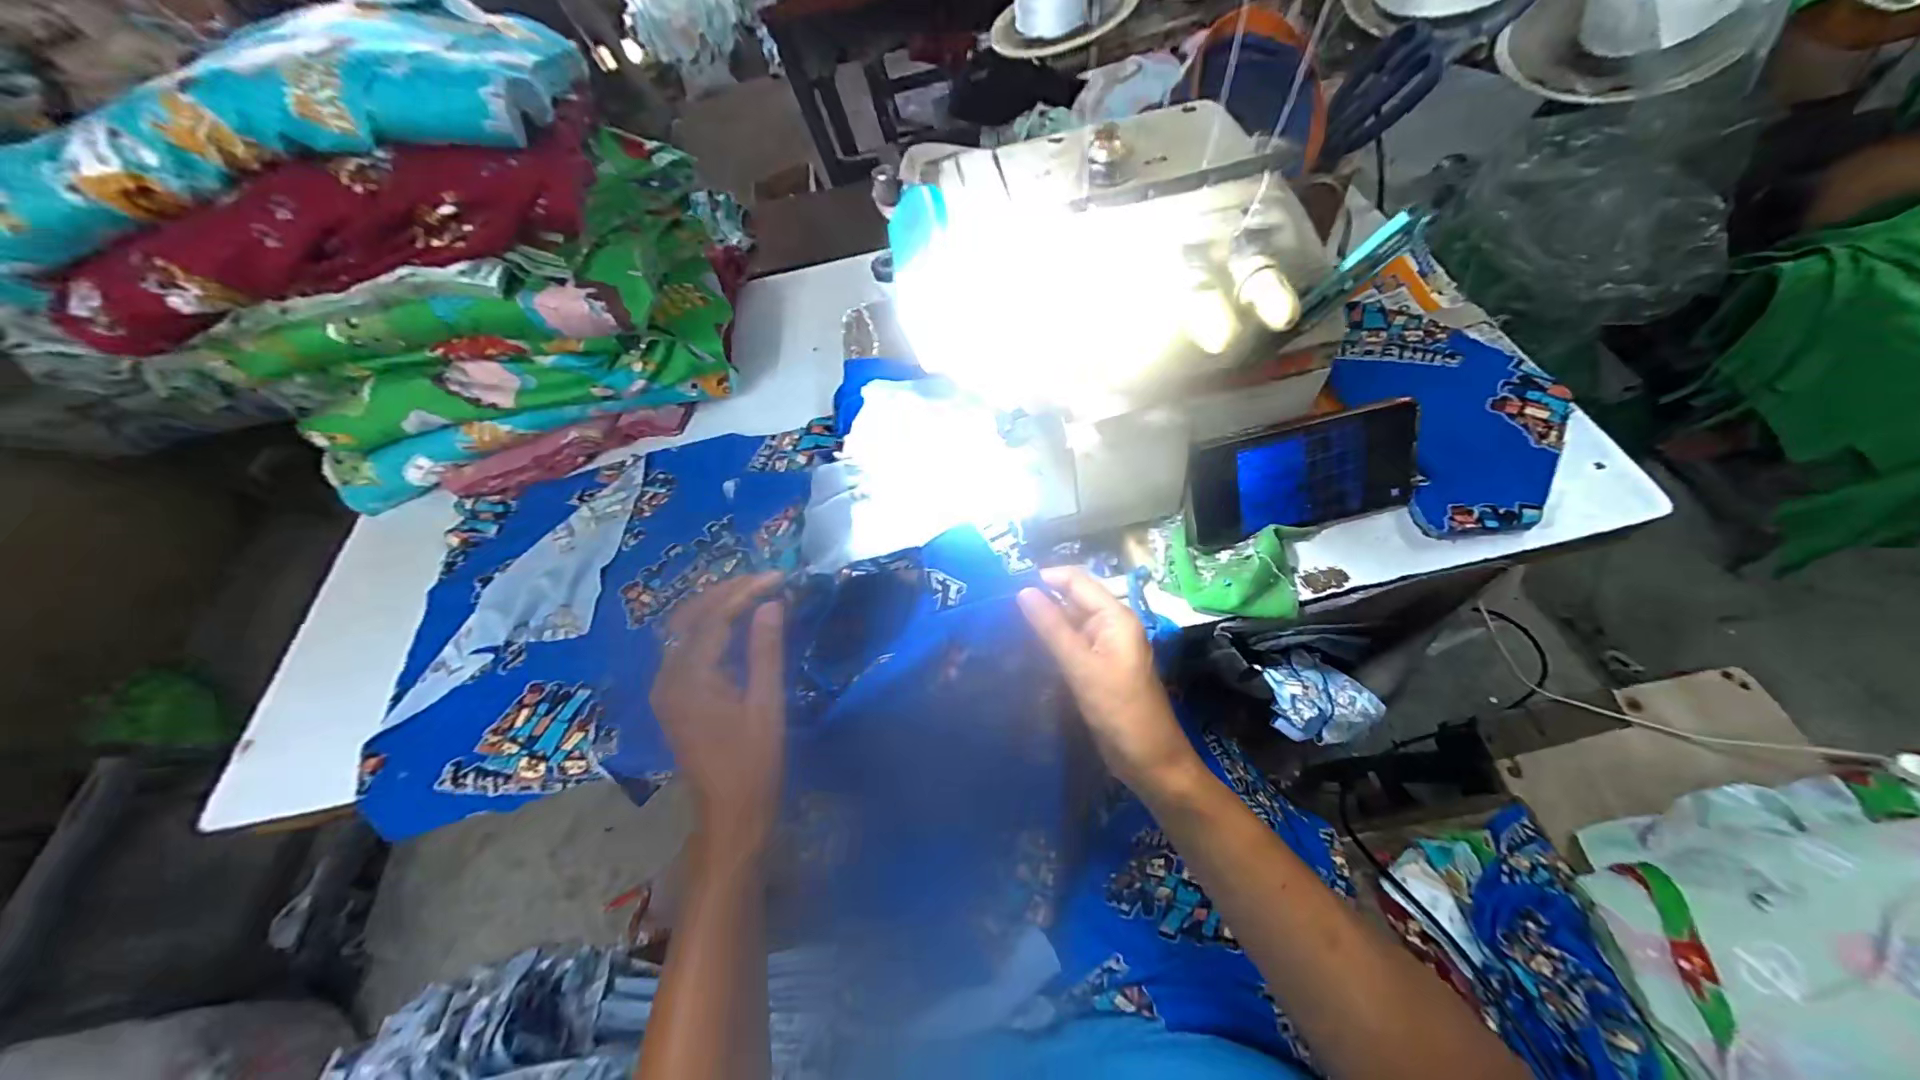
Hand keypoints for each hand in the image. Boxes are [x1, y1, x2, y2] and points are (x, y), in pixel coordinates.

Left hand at [651, 573, 786, 846]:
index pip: (713, 618)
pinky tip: (737, 622)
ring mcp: (665, 687)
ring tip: (755, 592)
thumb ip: (765, 650)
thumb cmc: (754, 762)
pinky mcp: (673, 696)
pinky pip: (687, 647)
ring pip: (685, 629)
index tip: (779, 576)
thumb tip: (771, 603)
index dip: (745, 592)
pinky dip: (711, 627)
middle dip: (727, 591)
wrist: (729, 812)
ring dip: (717, 606)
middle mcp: (667, 678)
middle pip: (690, 617)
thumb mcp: (766, 704)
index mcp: (688, 680)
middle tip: (767, 579)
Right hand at [1016, 567, 1203, 795]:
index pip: (1076, 581)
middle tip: (997, 602)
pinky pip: (1070, 645)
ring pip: (1068, 623)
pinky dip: (1050, 643)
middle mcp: (1110, 626)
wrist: (1150, 760)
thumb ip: (1052, 628)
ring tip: (1003, 620)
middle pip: (1072, 600)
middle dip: (1040, 598)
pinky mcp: (1096, 669)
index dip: (1044, 577)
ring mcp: (1103, 648)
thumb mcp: (1082, 667)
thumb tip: (1023, 592)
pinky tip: (1023, 646)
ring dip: (1042, 621)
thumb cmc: (1119, 711)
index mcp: (1115, 617)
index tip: (1005, 582)